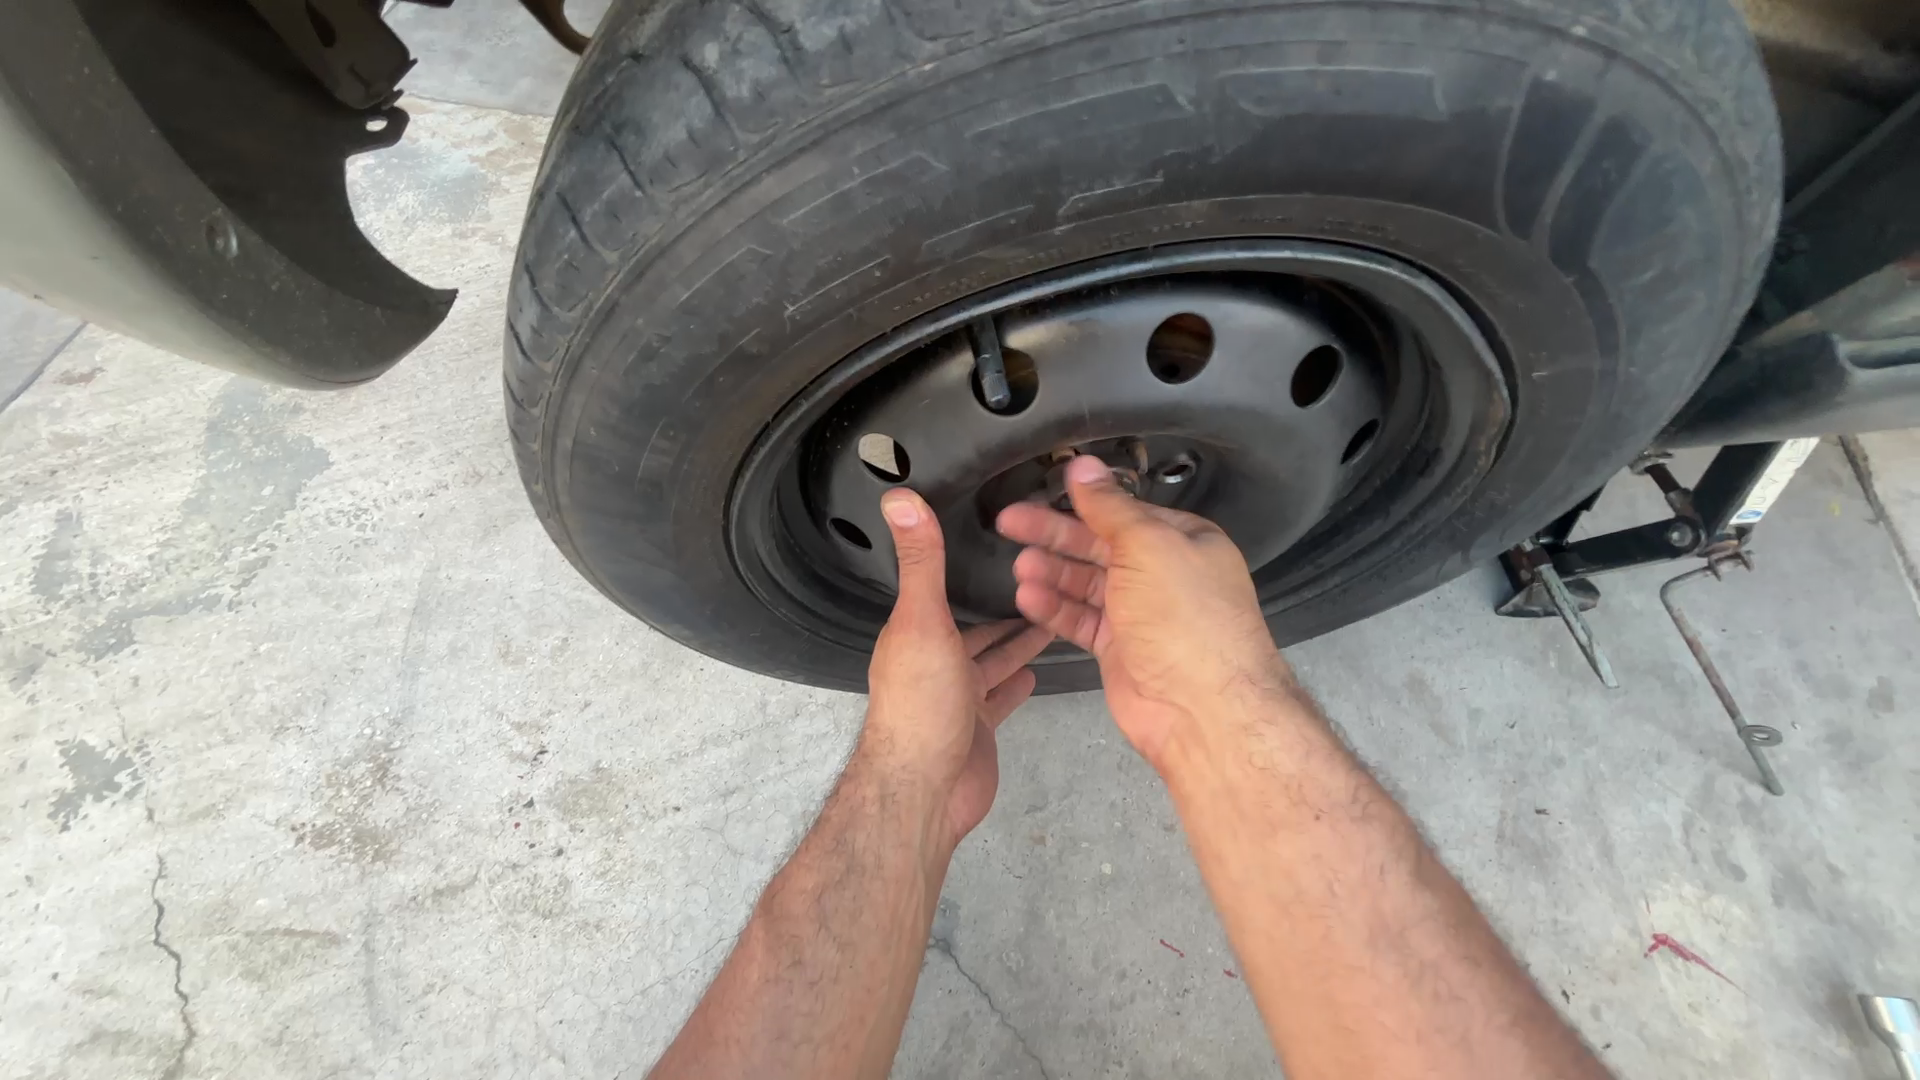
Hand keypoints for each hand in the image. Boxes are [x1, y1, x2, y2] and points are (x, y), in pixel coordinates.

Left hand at [858, 487, 1053, 854]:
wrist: (926, 787)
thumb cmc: (922, 701)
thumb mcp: (922, 620)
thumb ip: (920, 561)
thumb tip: (898, 497)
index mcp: (915, 633)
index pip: (944, 592)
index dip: (970, 571)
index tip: (1003, 546)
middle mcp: (933, 661)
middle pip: (974, 627)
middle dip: (1003, 607)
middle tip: (1042, 582)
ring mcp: (957, 697)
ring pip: (991, 659)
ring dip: (1016, 641)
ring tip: (1052, 615)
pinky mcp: (978, 727)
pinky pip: (1001, 696)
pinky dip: (1016, 681)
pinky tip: (1035, 670)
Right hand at [995, 455, 1292, 770]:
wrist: (1201, 708)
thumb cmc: (1185, 617)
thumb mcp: (1148, 545)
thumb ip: (1109, 506)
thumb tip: (1083, 466)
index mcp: (1181, 540)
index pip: (1123, 512)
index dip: (1081, 502)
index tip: (1040, 492)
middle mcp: (1161, 574)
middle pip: (1097, 545)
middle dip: (1053, 534)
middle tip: (1009, 522)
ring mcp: (1139, 613)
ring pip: (1084, 584)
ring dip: (1050, 572)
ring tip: (1019, 566)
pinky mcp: (1118, 648)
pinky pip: (1080, 620)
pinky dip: (1054, 609)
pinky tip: (1028, 599)